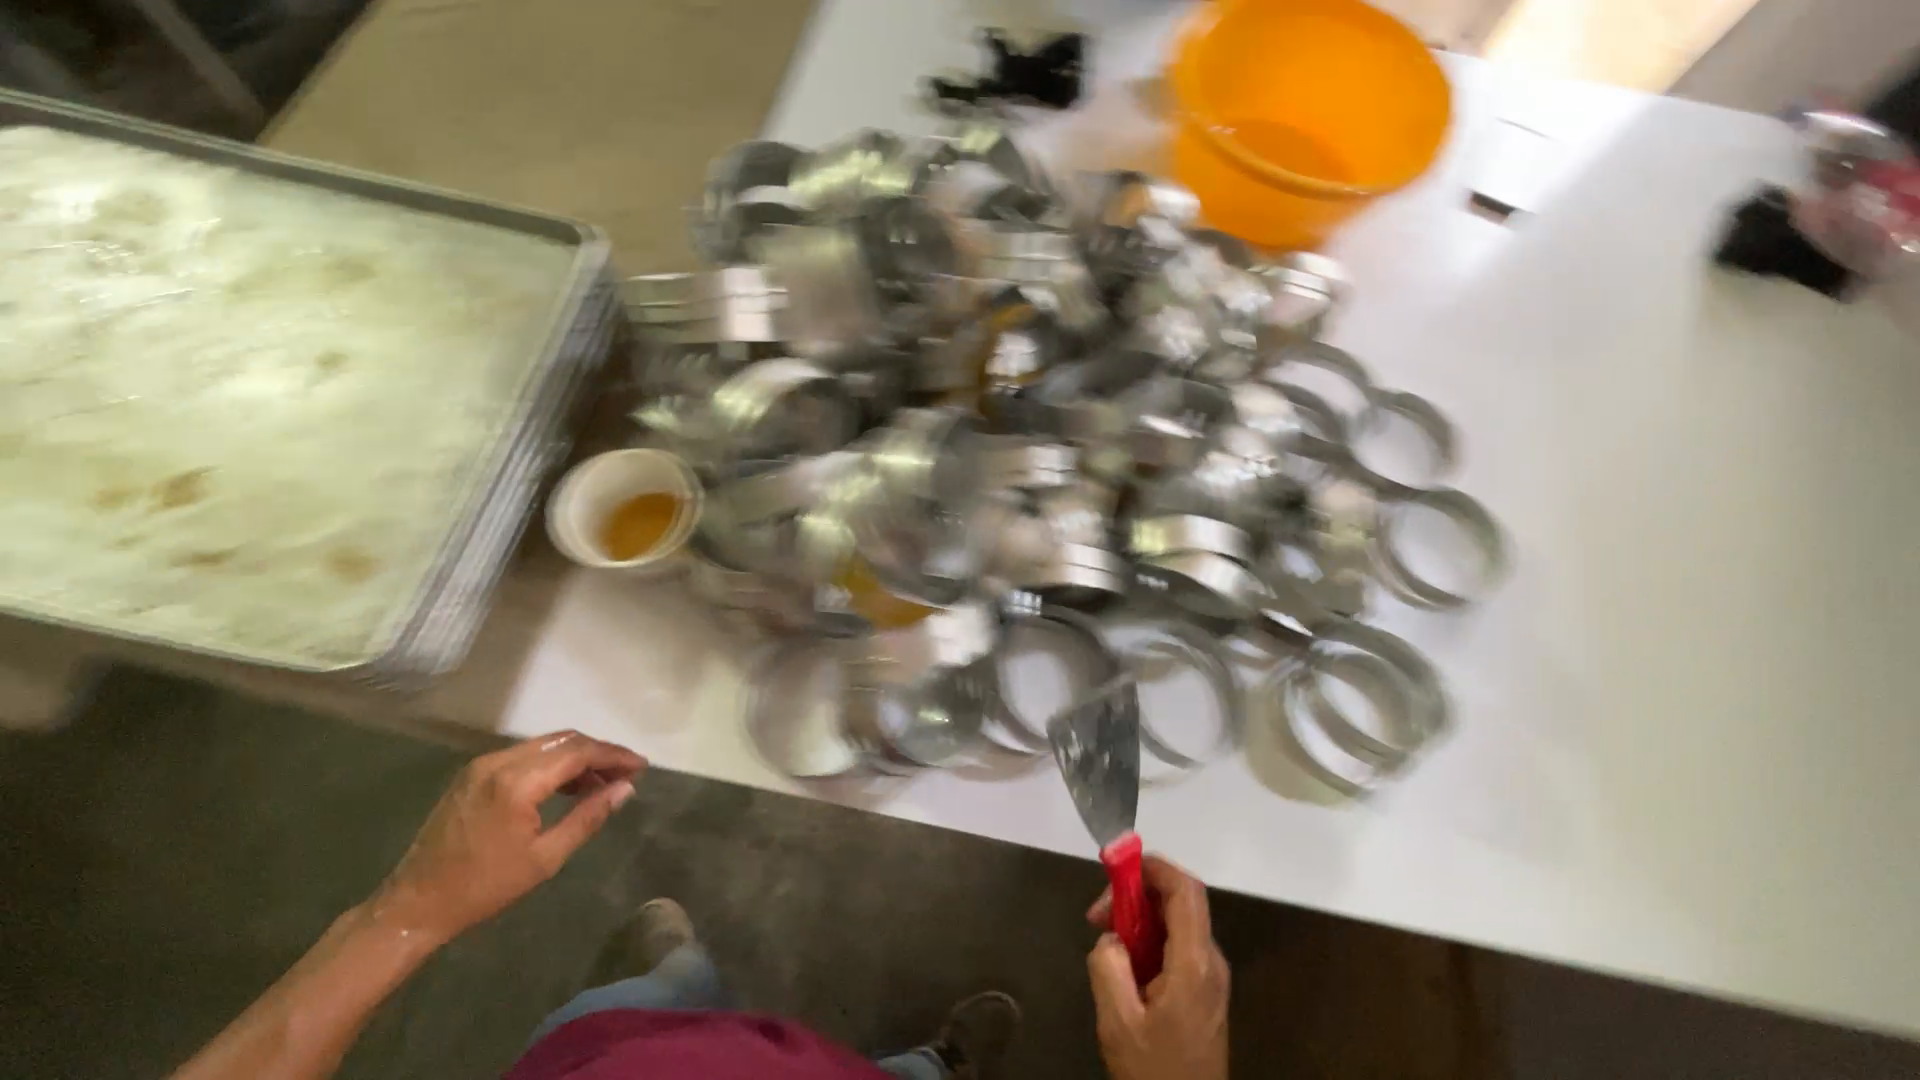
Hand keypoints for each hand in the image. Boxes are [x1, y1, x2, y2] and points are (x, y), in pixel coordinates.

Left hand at [372, 731, 645, 944]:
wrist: (415, 904)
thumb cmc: (484, 887)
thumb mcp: (546, 857)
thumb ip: (588, 817)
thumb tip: (625, 789)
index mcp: (517, 782)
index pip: (579, 752)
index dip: (615, 756)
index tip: (641, 767)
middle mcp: (499, 762)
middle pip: (564, 741)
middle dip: (599, 753)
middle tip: (626, 774)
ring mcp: (482, 765)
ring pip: (545, 745)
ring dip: (577, 758)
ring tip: (602, 783)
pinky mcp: (473, 774)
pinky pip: (525, 756)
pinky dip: (552, 764)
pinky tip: (567, 786)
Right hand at [1086, 856, 1229, 1079]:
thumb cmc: (1154, 1072)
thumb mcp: (1117, 1021)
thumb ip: (1108, 966)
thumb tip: (1111, 937)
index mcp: (1195, 964)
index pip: (1185, 890)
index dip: (1153, 866)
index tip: (1115, 866)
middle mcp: (1211, 962)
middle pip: (1181, 901)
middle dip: (1137, 893)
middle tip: (1098, 914)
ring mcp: (1211, 977)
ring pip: (1178, 922)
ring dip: (1141, 917)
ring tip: (1106, 938)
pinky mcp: (1205, 992)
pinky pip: (1178, 945)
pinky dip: (1149, 938)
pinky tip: (1124, 963)